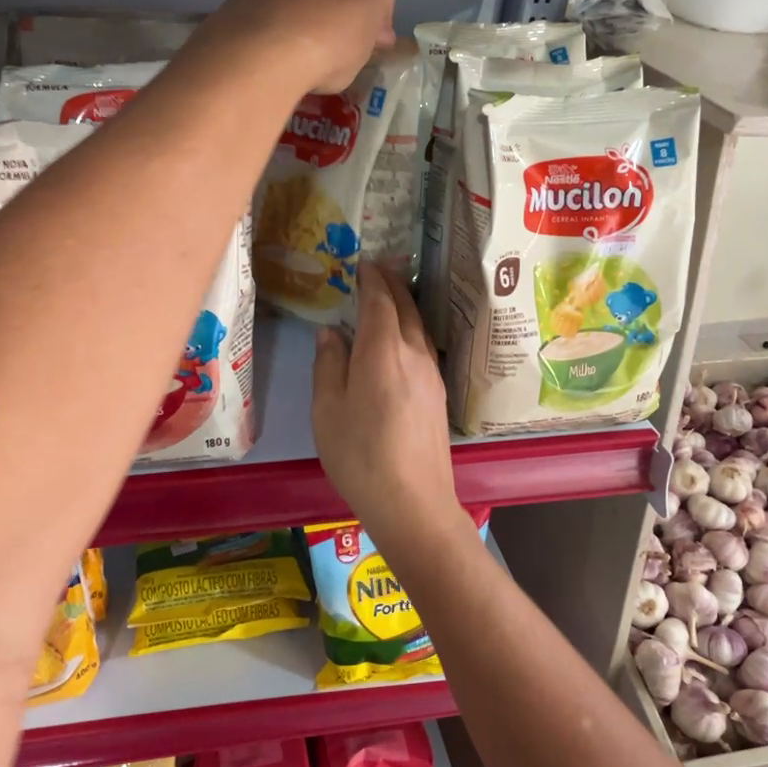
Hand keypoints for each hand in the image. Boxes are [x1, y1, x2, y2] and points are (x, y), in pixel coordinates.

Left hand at [201, 0, 396, 93]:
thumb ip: (369, 37)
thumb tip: (375, 36)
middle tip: (335, 40)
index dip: (374, 19)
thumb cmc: (338, 42)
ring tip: (302, 43)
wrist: (277, 37)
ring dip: (309, 4)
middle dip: (341, 2)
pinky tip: (279, 39)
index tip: (365, 43)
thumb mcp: (366, 51)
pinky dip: (282, 10)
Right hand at [311, 264, 459, 535]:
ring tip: (390, 297)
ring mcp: (432, 375)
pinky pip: (425, 348)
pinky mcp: (439, 395)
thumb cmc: (360, 456)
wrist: (413, 503)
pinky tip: (402, 341)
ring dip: (405, 306)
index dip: (371, 280)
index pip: (380, 302)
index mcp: (383, 351)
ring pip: (420, 327)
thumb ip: (328, 365)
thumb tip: (331, 333)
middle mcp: (414, 354)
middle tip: (379, 268)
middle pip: (407, 308)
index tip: (363, 263)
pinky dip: (412, 330)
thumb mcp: (328, 410)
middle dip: (393, 284)